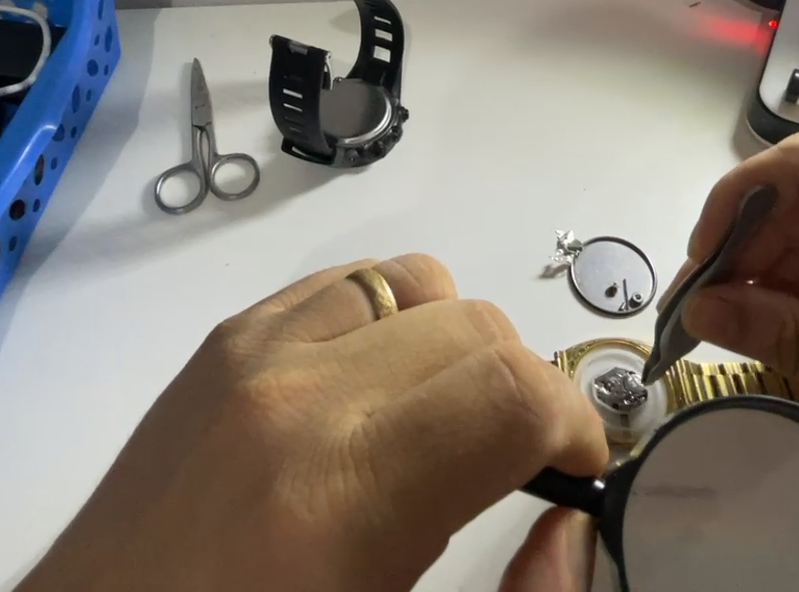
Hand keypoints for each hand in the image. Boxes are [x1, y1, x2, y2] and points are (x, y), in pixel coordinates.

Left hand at [19, 255, 607, 591]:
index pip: (509, 391)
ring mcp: (251, 347)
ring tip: (438, 410)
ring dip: (455, 340)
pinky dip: (390, 315)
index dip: (574, 422)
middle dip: (522, 387)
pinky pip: (345, 280)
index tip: (575, 468)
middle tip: (509, 456)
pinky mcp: (223, 336)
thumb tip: (570, 519)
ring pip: (415, 279)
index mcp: (340, 493)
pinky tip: (374, 380)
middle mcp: (296, 391)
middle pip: (474, 325)